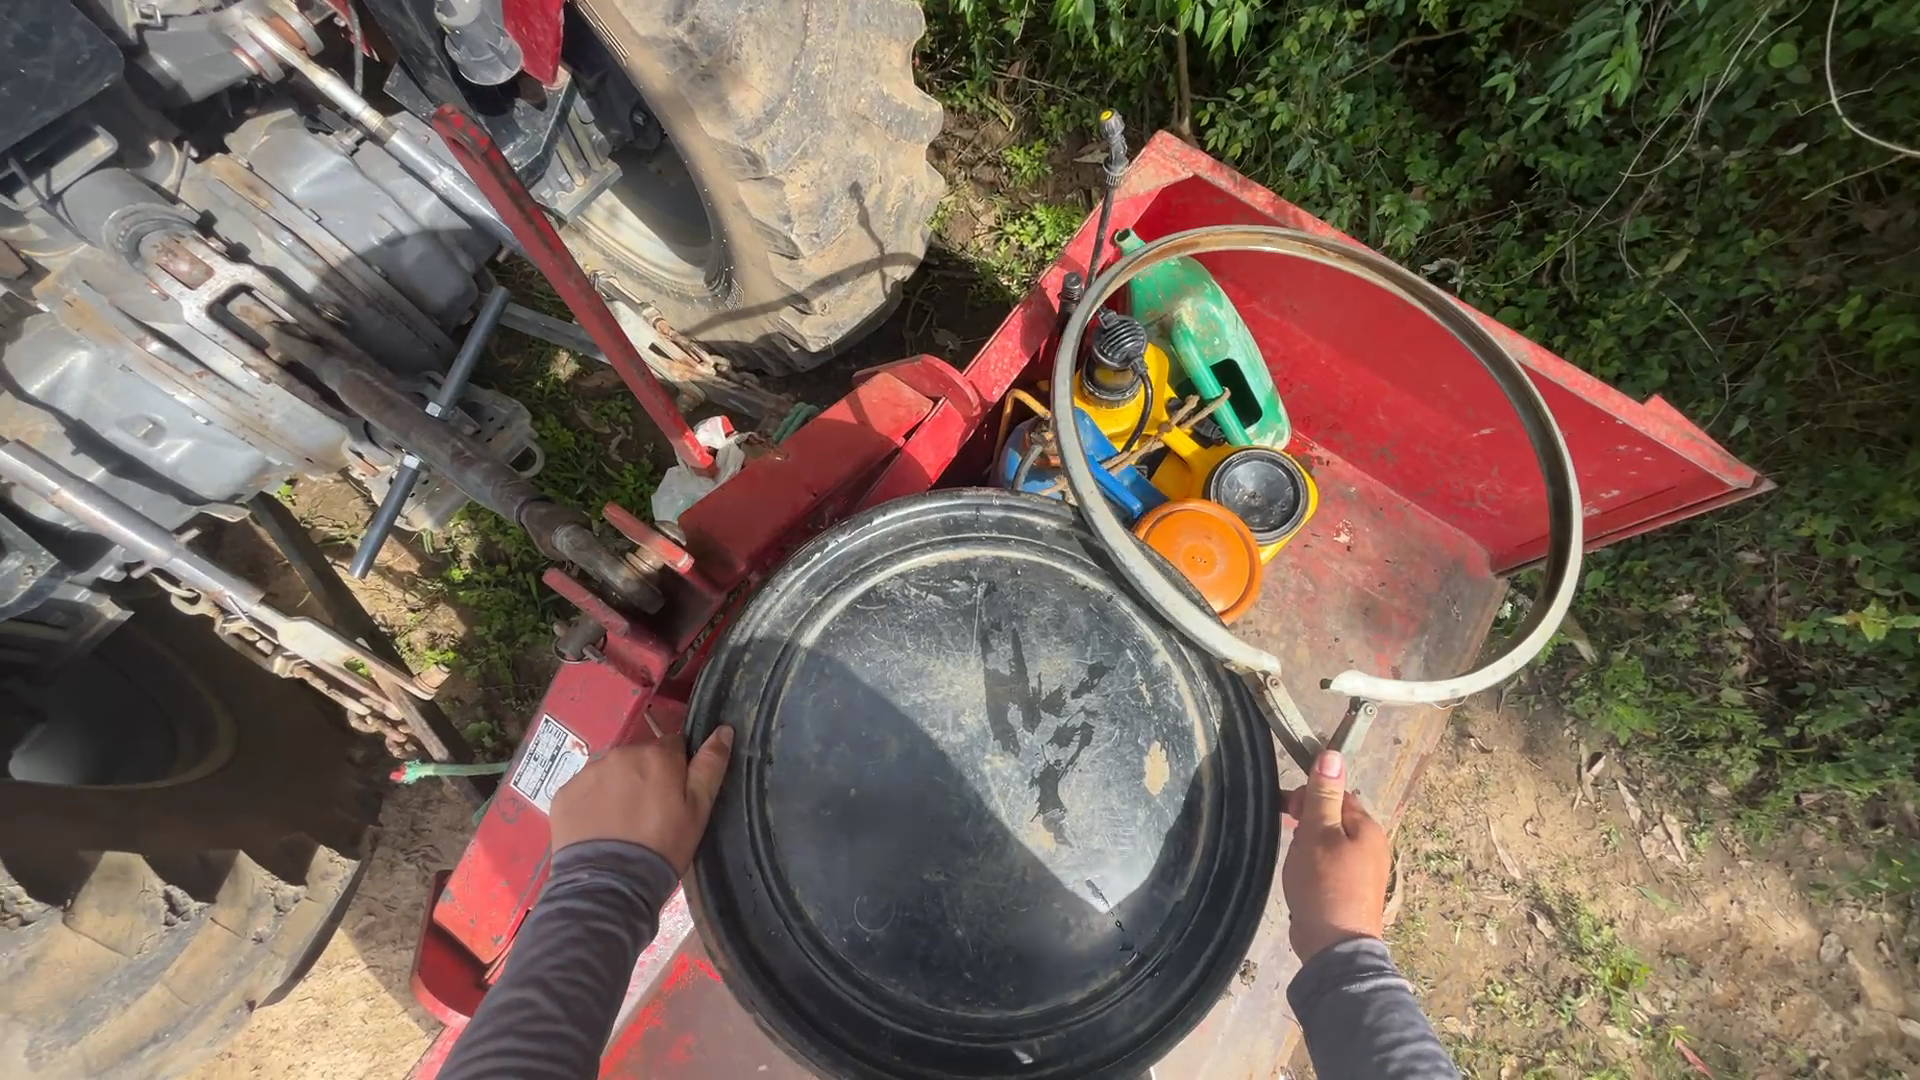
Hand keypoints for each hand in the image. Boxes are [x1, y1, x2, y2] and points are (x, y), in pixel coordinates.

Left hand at [548, 727, 733, 873]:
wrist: (607, 886)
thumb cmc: (662, 846)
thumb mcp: (699, 809)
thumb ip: (710, 765)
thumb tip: (723, 730)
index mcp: (657, 754)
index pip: (674, 745)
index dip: (677, 769)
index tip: (674, 795)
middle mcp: (621, 753)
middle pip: (640, 756)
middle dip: (646, 775)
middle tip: (649, 812)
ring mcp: (588, 772)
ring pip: (612, 770)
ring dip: (619, 785)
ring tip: (622, 822)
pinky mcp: (563, 793)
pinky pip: (585, 788)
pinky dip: (593, 801)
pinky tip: (599, 827)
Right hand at [1281, 749, 1391, 961]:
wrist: (1335, 946)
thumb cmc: (1324, 882)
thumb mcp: (1318, 832)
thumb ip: (1324, 793)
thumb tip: (1333, 754)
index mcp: (1367, 828)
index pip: (1336, 793)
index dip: (1309, 797)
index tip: (1290, 813)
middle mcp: (1373, 845)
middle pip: (1333, 815)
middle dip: (1307, 819)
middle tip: (1292, 838)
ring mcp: (1364, 870)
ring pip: (1329, 839)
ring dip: (1308, 841)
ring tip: (1295, 859)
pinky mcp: (1352, 889)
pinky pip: (1330, 861)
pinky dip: (1314, 861)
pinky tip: (1303, 874)